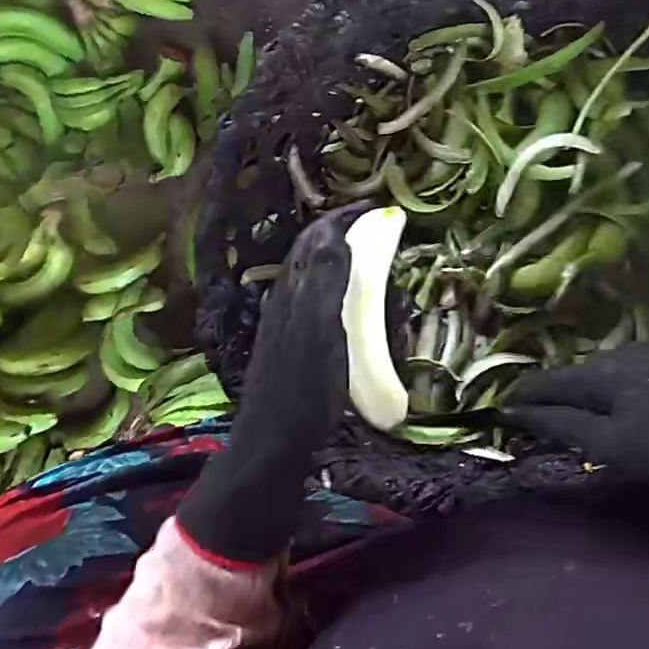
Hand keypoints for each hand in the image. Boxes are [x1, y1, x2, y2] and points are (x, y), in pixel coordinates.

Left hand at [176, 203, 369, 564]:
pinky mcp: (288, 338)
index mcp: (294, 290)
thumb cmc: (303, 389)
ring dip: (336, 251)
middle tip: (376, 222)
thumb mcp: (321, 333)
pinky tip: (346, 295)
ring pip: (310, 270)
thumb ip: (327, 284)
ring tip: (367, 249)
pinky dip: (333, 279)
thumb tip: (336, 236)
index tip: (376, 206)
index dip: (344, 216)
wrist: (271, 442)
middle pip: (311, 249)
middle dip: (341, 228)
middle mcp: (284, 296)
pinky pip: (312, 293)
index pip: (316, 236)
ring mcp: (283, 318)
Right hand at [505, 342, 648, 562]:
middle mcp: (625, 353)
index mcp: (605, 374)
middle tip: (535, 402)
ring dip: (585, 380)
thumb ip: (568, 427)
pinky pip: (634, 364)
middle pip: (578, 370)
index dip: (526, 394)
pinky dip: (615, 378)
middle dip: (553, 385)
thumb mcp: (619, 447)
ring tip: (575, 396)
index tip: (503, 404)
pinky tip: (624, 389)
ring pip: (606, 364)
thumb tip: (522, 413)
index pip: (551, 381)